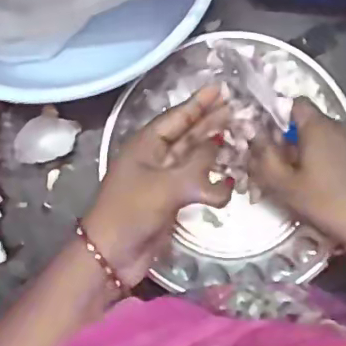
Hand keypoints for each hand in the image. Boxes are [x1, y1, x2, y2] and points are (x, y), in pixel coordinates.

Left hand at [85, 84, 231, 282]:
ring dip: (213, 147)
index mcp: (146, 145)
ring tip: (235, 133)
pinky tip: (229, 180)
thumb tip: (219, 152)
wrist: (111, 256)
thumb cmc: (132, 211)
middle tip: (234, 107)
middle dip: (210, 121)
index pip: (177, 117)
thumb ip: (199, 166)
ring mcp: (162, 179)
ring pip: (193, 156)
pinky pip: (196, 182)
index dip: (199, 103)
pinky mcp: (170, 200)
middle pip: (187, 133)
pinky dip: (212, 181)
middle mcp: (155, 157)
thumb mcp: (168, 184)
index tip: (220, 88)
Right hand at [249, 98, 345, 246]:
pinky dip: (327, 158)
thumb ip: (265, 158)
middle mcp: (338, 125)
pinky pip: (338, 147)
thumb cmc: (325, 202)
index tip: (268, 139)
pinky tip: (325, 183)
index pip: (294, 102)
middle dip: (290, 138)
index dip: (277, 116)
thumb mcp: (285, 185)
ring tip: (301, 177)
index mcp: (318, 126)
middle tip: (280, 165)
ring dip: (308, 150)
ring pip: (323, 136)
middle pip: (308, 121)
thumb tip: (255, 138)